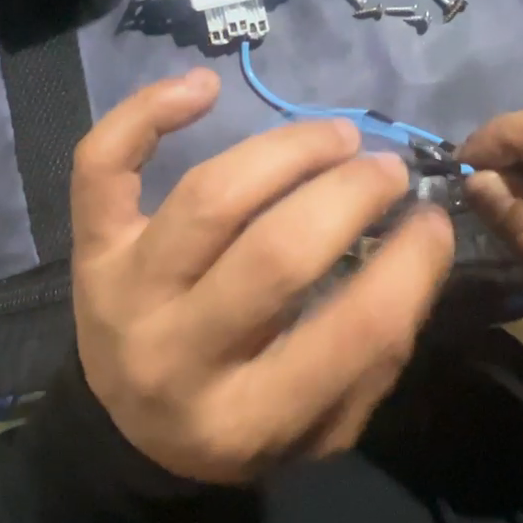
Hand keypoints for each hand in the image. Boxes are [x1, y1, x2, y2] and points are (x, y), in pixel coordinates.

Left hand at [71, 68, 455, 483]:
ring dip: (285, 151)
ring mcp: (123, 293)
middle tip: (386, 169)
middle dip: (349, 196)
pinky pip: (101, 166)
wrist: (128, 434)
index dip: (410, 266)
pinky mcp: (90, 251)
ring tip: (335, 136)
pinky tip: (204, 87)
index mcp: (247, 418)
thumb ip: (376, 351)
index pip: (351, 332)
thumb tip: (419, 236)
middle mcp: (177, 354)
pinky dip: (146, 113)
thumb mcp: (322, 426)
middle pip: (275, 253)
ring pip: (207, 199)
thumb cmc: (240, 425)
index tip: (432, 219)